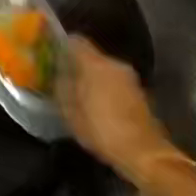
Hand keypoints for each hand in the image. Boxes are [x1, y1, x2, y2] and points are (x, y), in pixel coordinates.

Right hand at [58, 35, 191, 186]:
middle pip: (91, 56)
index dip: (62, 45)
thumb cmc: (102, 129)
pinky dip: (106, 89)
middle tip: (62, 77)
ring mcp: (130, 78)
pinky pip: (116, 83)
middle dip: (76, 65)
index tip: (51, 55)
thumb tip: (56, 76)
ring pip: (104, 70)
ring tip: (79, 94)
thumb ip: (61, 88)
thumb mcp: (70, 111)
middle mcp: (114, 64)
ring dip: (92, 78)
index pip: (76, 40)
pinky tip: (98, 106)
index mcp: (95, 63)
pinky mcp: (140, 93)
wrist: (145, 154)